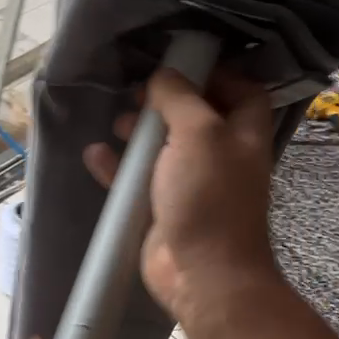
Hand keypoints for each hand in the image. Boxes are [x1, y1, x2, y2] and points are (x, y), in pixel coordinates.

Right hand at [83, 67, 279, 323]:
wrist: (201, 274)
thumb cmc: (208, 197)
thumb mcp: (198, 131)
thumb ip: (179, 97)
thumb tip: (161, 78)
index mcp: (243, 134)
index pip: (241, 90)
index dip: (215, 73)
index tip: (180, 64)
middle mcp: (221, 157)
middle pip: (194, 117)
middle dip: (164, 102)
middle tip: (137, 95)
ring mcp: (190, 187)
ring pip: (161, 150)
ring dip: (137, 135)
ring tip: (117, 123)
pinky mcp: (162, 212)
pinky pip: (136, 183)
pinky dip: (116, 169)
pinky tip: (95, 155)